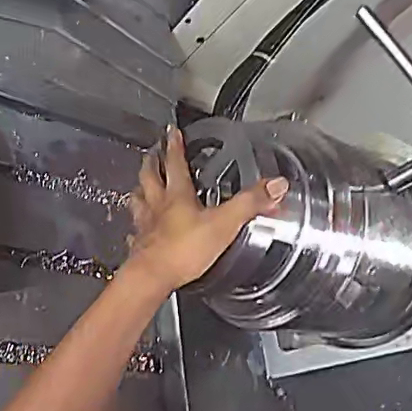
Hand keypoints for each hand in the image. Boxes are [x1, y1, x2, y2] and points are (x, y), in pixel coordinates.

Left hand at [123, 126, 287, 294]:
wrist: (153, 276)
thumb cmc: (183, 250)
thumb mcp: (225, 223)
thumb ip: (250, 203)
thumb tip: (275, 185)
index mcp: (177, 195)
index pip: (174, 163)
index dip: (174, 146)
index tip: (172, 133)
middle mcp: (157, 206)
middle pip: (150, 177)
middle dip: (152, 163)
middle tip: (152, 154)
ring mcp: (145, 226)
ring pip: (138, 201)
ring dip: (140, 190)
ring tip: (140, 186)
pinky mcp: (141, 247)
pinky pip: (135, 233)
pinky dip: (135, 229)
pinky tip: (136, 231)